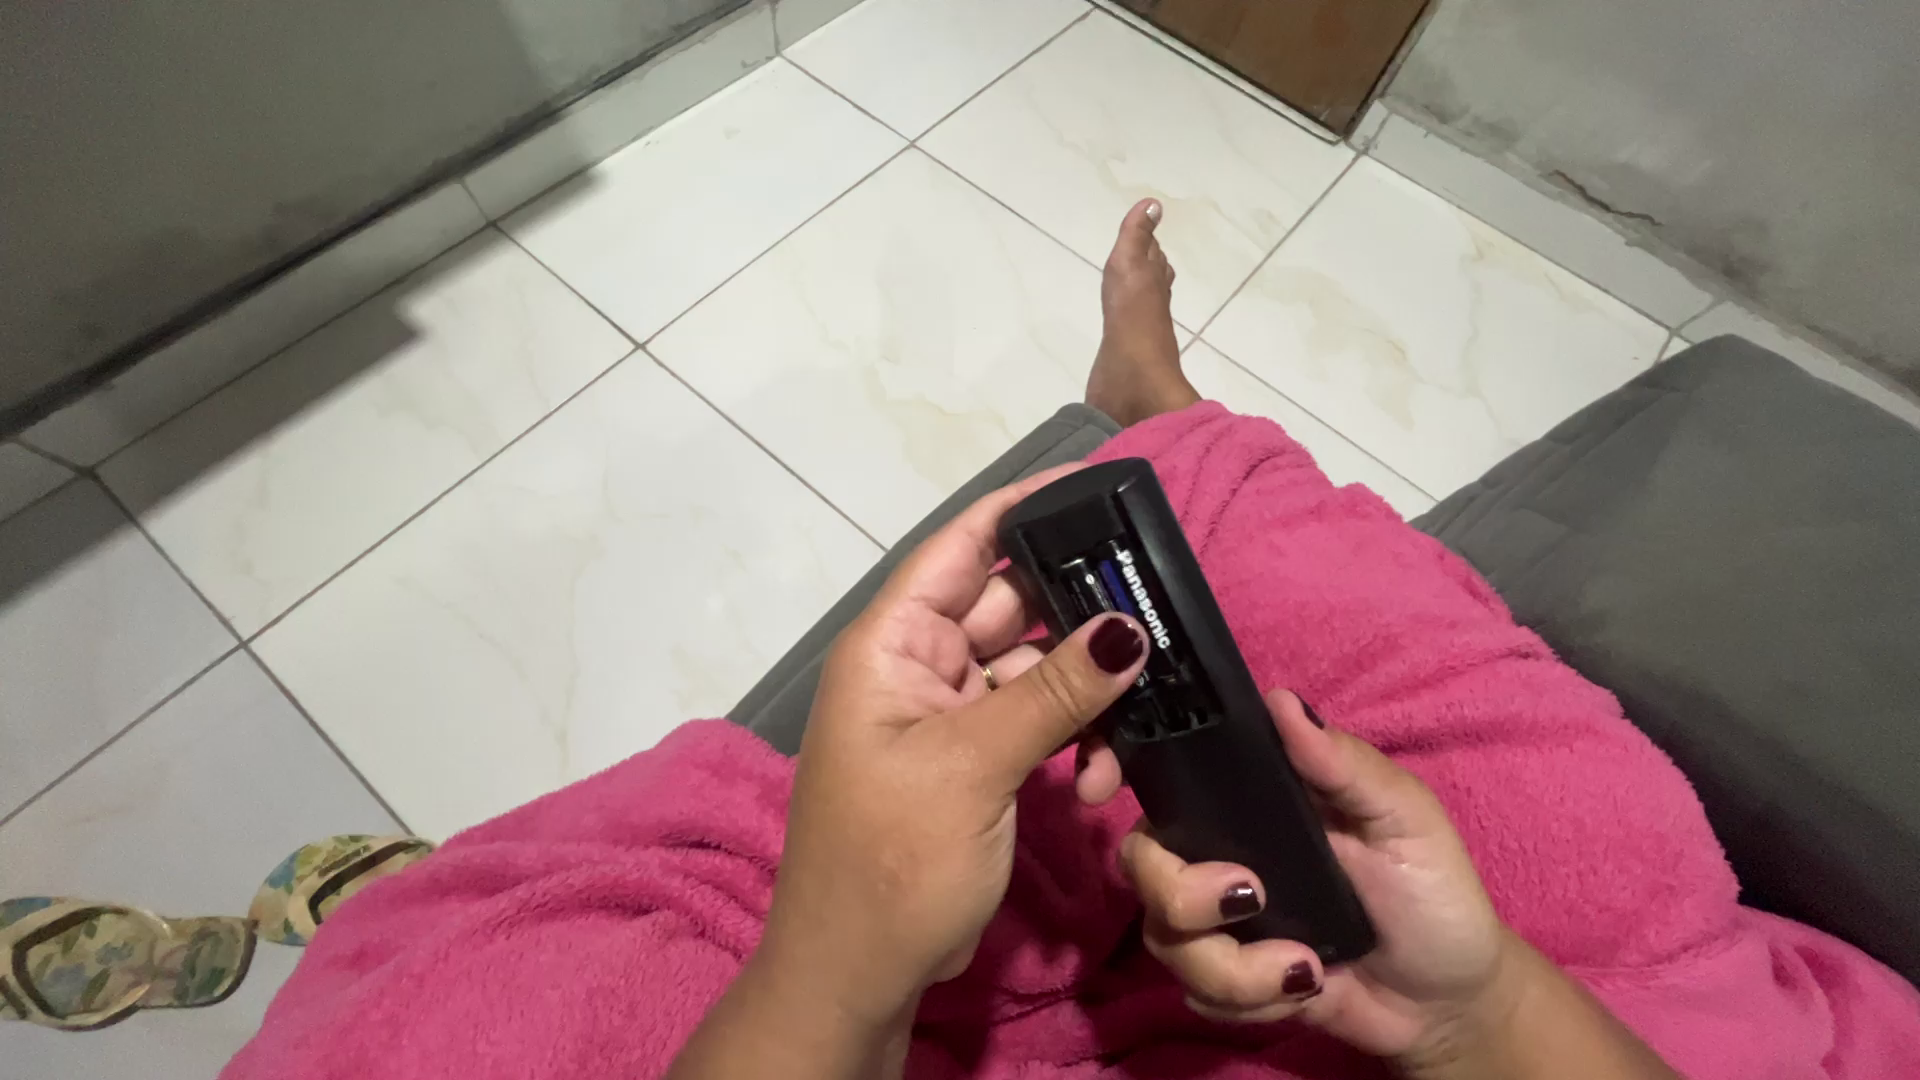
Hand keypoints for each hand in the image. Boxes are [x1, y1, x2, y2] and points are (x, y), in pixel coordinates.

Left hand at [756, 465, 1152, 1027]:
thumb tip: (1127, 627)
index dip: (1022, 508)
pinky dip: (1073, 738)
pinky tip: (1097, 778)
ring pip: (1036, 666)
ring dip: (1084, 695)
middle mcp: (922, 662)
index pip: (962, 546)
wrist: (861, 973)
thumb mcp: (971, 767)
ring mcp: (952, 709)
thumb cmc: (890, 860)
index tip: (1092, 486)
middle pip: (1012, 604)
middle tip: (1151, 618)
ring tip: (1121, 737)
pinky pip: (1038, 717)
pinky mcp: (979, 752)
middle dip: (1078, 614)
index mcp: (894, 642)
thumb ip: (1052, 693)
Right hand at [1079, 689, 1514, 1063]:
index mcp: (1239, 797)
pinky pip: (1192, 988)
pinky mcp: (1219, 977)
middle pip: (1139, 860)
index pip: (1152, 767)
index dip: (1103, 763)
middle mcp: (1208, 847)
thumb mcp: (1402, 816)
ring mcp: (1210, 915)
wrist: (1445, 1000)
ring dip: (1230, 966)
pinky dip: (1245, 1000)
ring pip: (1161, 934)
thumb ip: (1343, 763)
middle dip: (1183, 895)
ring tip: (1305, 970)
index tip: (1095, 784)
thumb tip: (1280, 699)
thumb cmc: (1428, 887)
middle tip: (1252, 901)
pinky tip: (1299, 988)